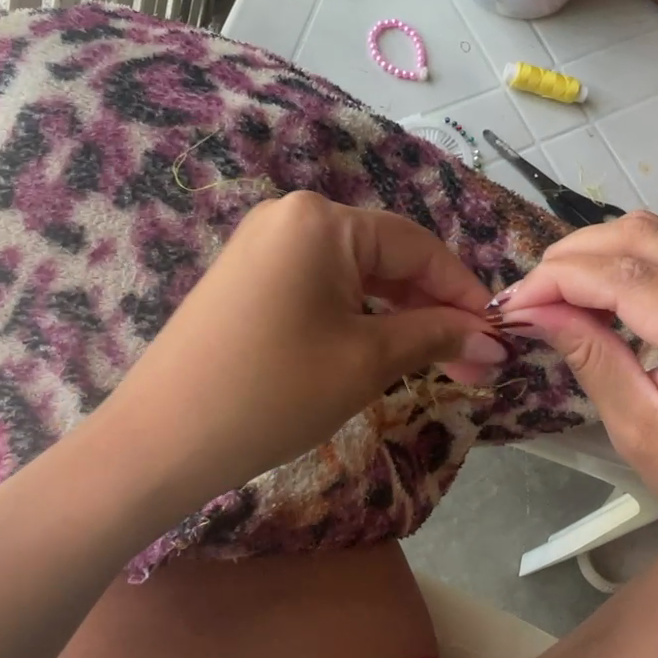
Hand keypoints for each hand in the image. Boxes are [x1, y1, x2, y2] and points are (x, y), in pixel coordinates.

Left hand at [103, 191, 508, 486]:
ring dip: (396, 314)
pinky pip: (317, 285)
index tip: (498, 334)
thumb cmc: (272, 393)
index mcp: (322, 220)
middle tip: (472, 361)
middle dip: (432, 308)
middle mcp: (290, 216)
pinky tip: (379, 348)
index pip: (416, 245)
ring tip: (434, 362)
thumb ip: (433, 335)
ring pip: (353, 273)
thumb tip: (490, 336)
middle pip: (385, 256)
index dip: (463, 290)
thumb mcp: (364, 362)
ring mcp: (261, 245)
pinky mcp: (245, 277)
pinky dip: (355, 315)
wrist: (158, 441)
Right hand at [497, 211, 657, 559]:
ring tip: (559, 285)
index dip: (566, 279)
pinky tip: (602, 284)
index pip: (636, 282)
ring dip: (603, 249)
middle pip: (652, 239)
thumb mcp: (639, 432)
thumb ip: (591, 357)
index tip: (516, 300)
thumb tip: (530, 307)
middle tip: (532, 289)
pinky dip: (633, 258)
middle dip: (579, 254)